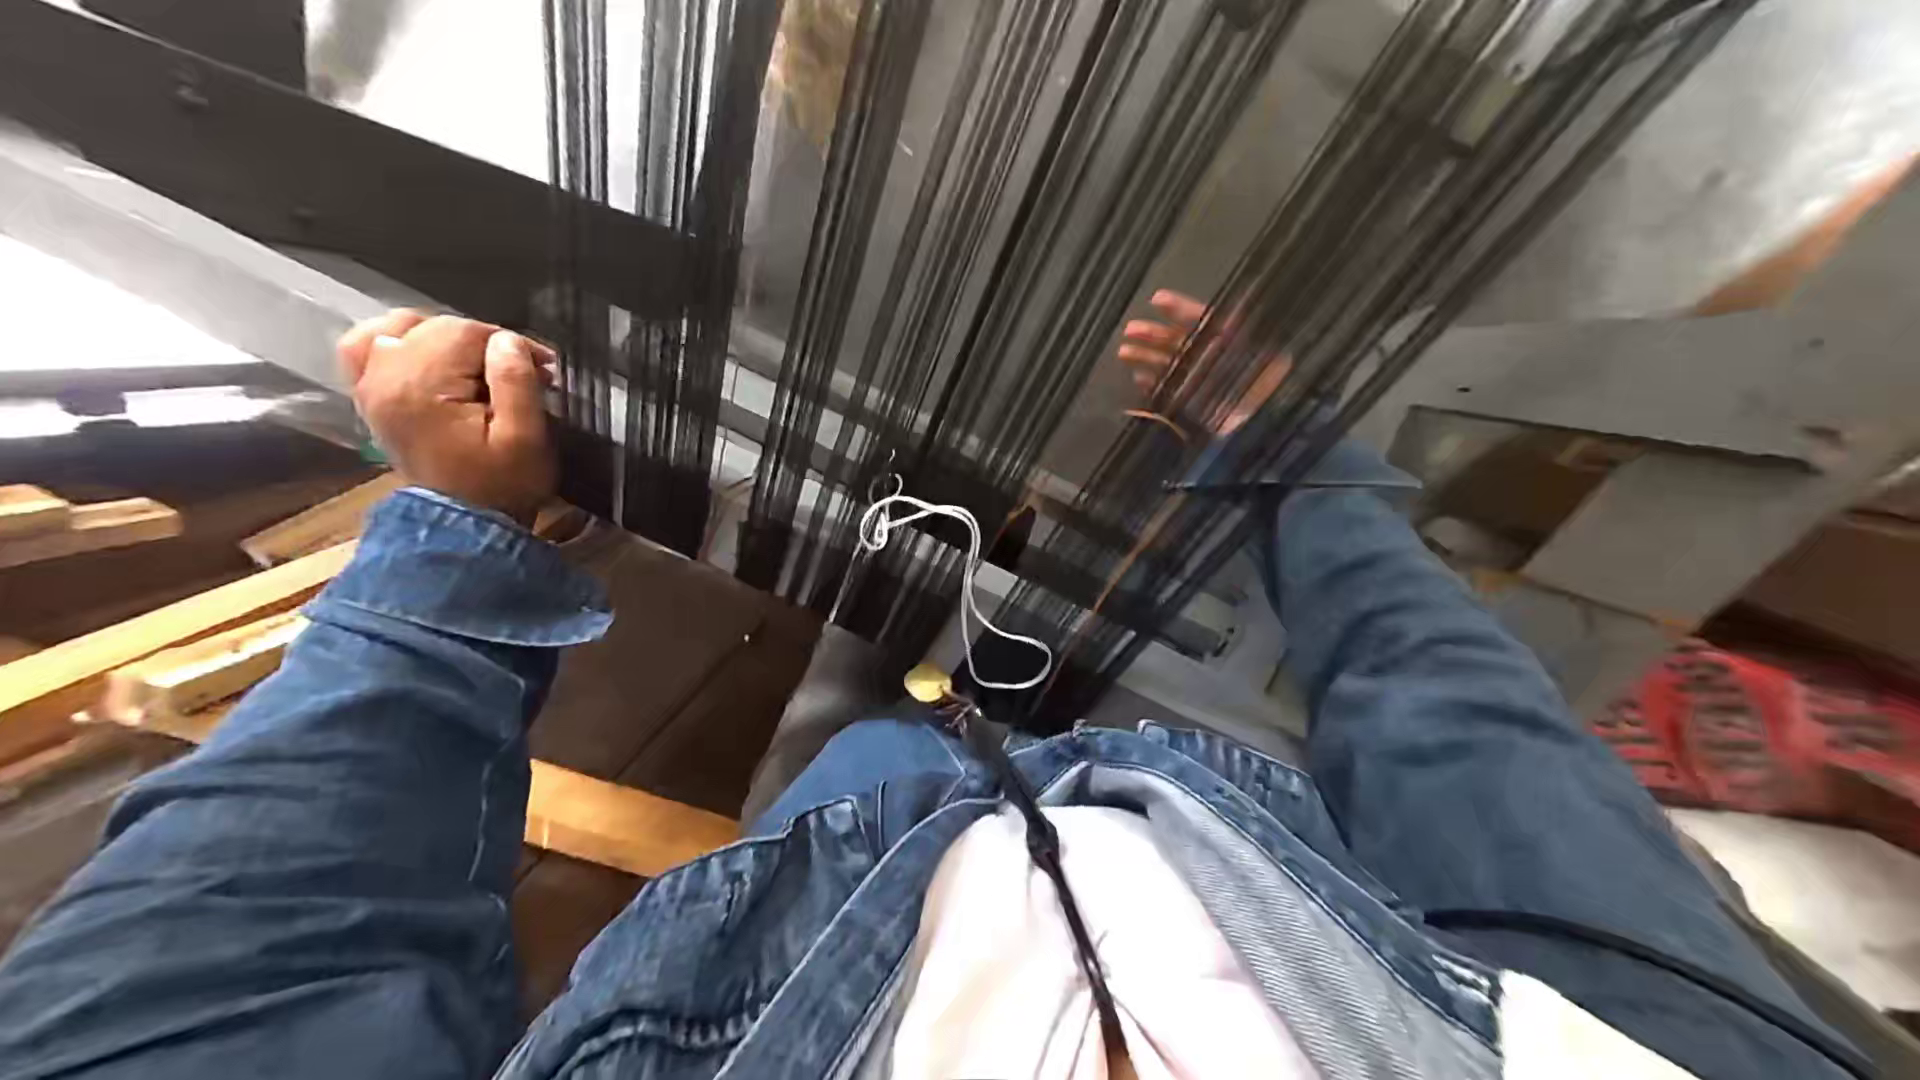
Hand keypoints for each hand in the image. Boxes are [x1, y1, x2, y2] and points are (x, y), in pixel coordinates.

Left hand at [338, 311, 557, 524]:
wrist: (466, 524)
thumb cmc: (504, 484)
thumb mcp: (526, 438)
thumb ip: (516, 383)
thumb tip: (508, 340)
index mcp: (422, 388)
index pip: (464, 331)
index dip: (509, 342)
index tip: (543, 367)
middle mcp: (385, 379)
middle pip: (434, 327)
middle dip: (483, 341)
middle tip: (521, 370)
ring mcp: (371, 387)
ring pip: (398, 328)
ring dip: (444, 338)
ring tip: (478, 363)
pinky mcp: (371, 398)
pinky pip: (366, 347)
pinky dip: (397, 341)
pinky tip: (427, 355)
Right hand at [1117, 289, 1290, 437]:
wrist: (1266, 424)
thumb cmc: (1266, 385)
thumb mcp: (1262, 350)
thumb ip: (1245, 330)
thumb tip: (1238, 305)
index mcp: (1230, 342)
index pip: (1202, 321)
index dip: (1180, 309)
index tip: (1156, 300)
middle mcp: (1212, 359)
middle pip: (1179, 342)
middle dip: (1154, 335)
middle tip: (1130, 330)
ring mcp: (1200, 383)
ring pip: (1169, 365)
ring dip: (1146, 357)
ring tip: (1124, 352)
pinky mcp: (1192, 406)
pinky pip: (1168, 392)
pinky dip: (1153, 385)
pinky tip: (1138, 378)